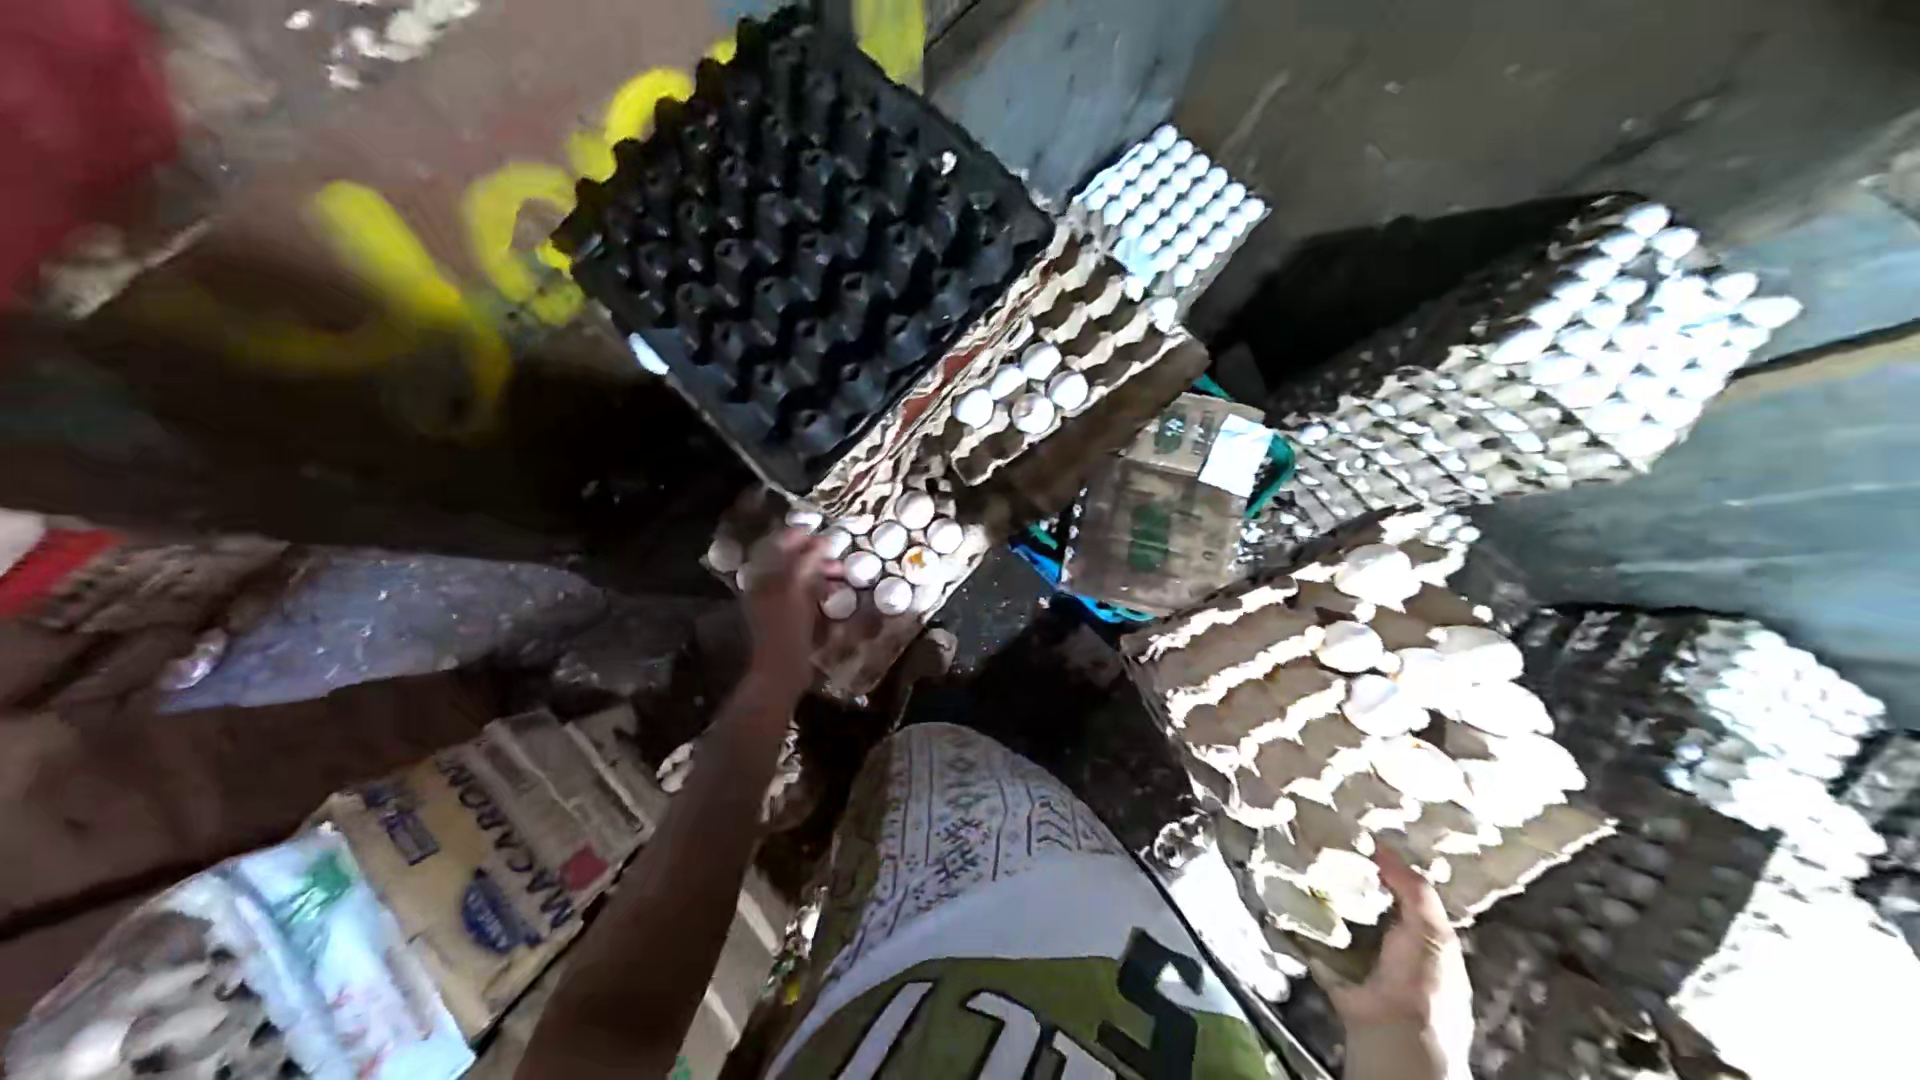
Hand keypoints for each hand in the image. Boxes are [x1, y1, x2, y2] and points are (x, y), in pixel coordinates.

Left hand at [741, 529, 837, 694]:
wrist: (780, 671)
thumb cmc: (786, 630)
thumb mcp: (796, 592)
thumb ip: (806, 563)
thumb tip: (821, 541)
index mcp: (763, 578)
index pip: (778, 546)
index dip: (798, 536)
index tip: (821, 532)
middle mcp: (766, 586)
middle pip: (789, 561)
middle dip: (813, 555)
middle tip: (836, 553)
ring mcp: (776, 603)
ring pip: (798, 577)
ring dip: (818, 571)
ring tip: (840, 572)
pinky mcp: (787, 618)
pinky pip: (803, 594)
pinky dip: (817, 588)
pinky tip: (832, 591)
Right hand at [1311, 847, 1473, 1079]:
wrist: (1394, 1031)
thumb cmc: (1425, 982)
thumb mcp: (1433, 931)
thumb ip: (1413, 888)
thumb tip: (1380, 846)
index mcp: (1419, 935)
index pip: (1399, 890)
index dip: (1381, 865)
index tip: (1355, 835)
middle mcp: (1387, 942)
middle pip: (1363, 898)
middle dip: (1346, 875)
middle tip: (1320, 842)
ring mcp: (1354, 953)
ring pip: (1334, 912)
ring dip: (1318, 892)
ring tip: (1297, 858)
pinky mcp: (1325, 961)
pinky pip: (1308, 933)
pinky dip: (1297, 916)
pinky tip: (1284, 888)